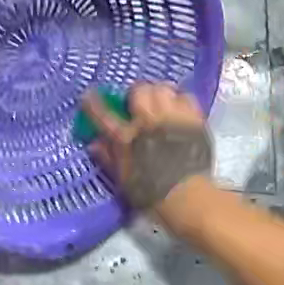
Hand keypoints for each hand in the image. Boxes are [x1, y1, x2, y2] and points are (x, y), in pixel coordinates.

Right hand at [82, 83, 213, 211]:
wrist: (188, 197)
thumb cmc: (151, 193)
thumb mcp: (123, 179)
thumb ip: (108, 158)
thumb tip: (94, 143)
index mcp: (125, 138)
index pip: (103, 114)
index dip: (94, 103)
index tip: (89, 95)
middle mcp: (147, 121)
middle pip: (139, 90)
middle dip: (135, 93)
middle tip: (136, 103)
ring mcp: (172, 117)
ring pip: (162, 88)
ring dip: (158, 92)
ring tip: (159, 102)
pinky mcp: (194, 119)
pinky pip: (185, 97)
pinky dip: (179, 100)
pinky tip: (178, 109)